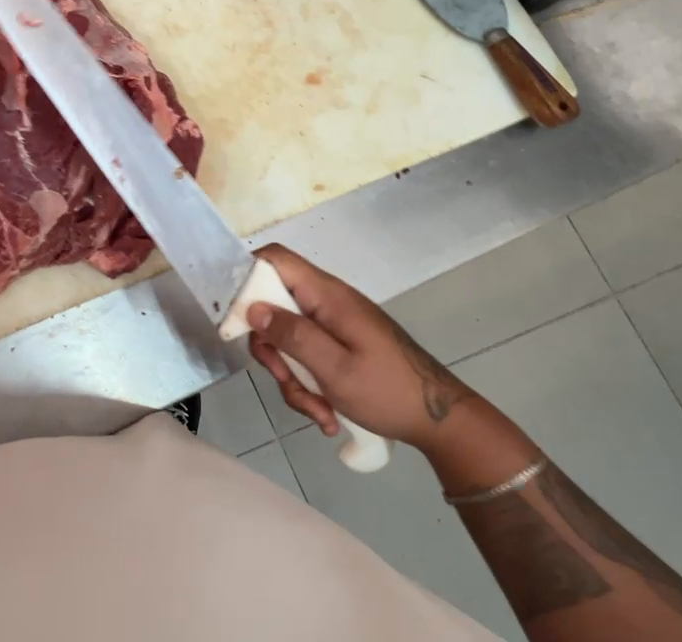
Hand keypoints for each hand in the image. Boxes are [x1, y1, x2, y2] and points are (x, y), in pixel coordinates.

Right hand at [245, 246, 477, 451]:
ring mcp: (333, 325)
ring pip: (287, 339)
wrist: (443, 421)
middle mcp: (327, 302)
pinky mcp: (339, 345)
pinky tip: (326, 412)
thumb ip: (292, 336)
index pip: (275, 259)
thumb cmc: (390, 391)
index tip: (237, 318)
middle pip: (273, 307)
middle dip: (272, 349)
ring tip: (317, 410)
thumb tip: (252, 308)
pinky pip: (306, 356)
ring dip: (292, 377)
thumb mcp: (336, 369)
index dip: (247, 277)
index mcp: (327, 296)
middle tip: (284, 379)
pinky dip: (308, 384)